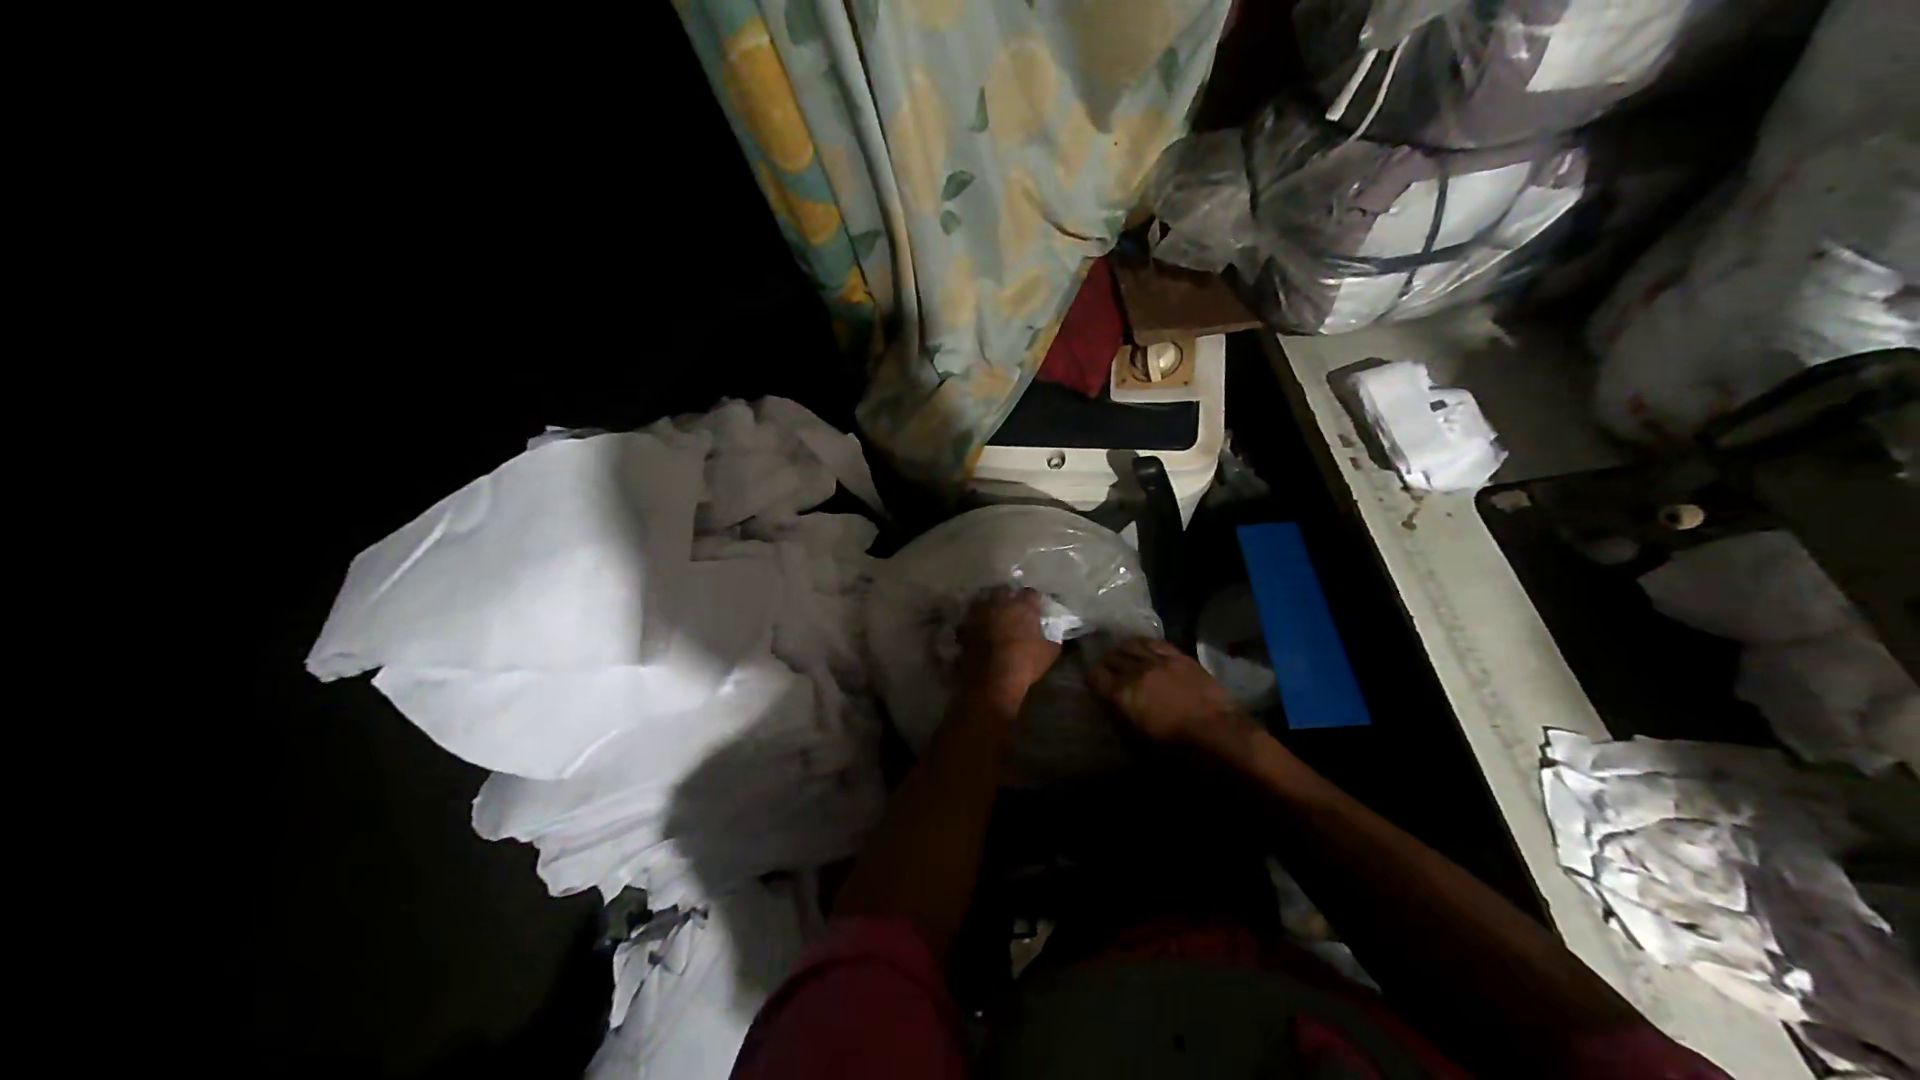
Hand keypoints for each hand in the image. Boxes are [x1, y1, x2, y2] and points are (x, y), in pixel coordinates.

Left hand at [957, 587, 1061, 708]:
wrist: (993, 680)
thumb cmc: (1025, 664)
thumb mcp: (1049, 654)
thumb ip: (1052, 640)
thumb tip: (1055, 636)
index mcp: (1023, 607)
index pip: (1030, 593)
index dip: (1033, 599)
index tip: (1035, 606)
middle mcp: (999, 604)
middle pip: (1002, 591)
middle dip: (1007, 596)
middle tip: (1011, 606)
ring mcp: (979, 615)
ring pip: (983, 602)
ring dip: (988, 607)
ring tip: (992, 617)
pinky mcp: (965, 628)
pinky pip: (969, 621)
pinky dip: (973, 624)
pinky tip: (977, 632)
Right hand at [1087, 638, 1259, 762]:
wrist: (1219, 735)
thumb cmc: (1177, 749)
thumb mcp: (1139, 742)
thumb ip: (1122, 718)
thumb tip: (1114, 707)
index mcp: (1122, 695)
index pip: (1095, 676)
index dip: (1092, 679)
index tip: (1095, 684)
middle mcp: (1136, 671)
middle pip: (1112, 657)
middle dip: (1107, 663)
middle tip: (1108, 670)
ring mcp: (1159, 660)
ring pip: (1131, 645)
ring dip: (1123, 650)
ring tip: (1124, 655)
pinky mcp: (1179, 656)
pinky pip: (1155, 642)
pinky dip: (1144, 644)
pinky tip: (1144, 648)